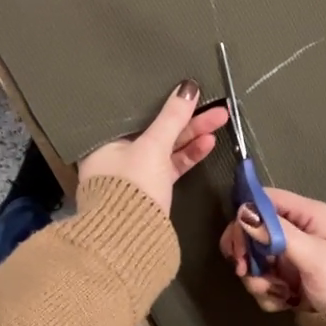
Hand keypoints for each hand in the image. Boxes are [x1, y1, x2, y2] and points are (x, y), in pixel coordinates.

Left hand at [78, 80, 229, 215]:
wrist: (130, 239)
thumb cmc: (133, 183)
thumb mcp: (153, 146)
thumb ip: (172, 117)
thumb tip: (188, 86)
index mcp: (105, 141)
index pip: (137, 114)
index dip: (164, 102)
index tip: (187, 93)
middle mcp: (116, 155)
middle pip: (156, 129)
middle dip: (187, 119)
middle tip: (216, 106)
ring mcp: (134, 174)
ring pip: (166, 147)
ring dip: (192, 135)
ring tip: (219, 121)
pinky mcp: (150, 190)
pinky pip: (170, 165)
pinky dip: (187, 155)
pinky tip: (208, 143)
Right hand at [219, 188, 325, 312]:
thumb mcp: (313, 256)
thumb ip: (278, 234)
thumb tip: (244, 213)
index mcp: (307, 214)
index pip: (266, 200)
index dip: (247, 216)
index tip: (236, 242)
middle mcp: (295, 230)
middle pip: (253, 229)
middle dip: (248, 253)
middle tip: (244, 270)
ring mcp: (288, 254)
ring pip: (254, 258)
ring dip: (258, 279)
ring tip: (277, 293)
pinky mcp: (284, 277)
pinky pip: (261, 280)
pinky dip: (267, 293)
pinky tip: (284, 301)